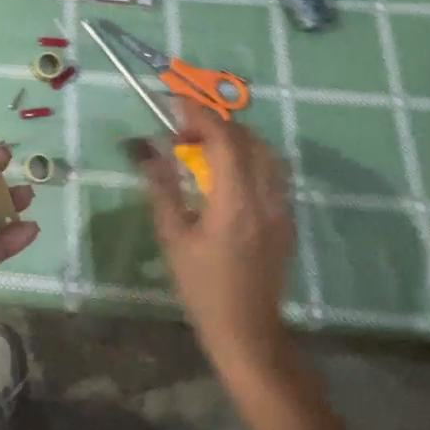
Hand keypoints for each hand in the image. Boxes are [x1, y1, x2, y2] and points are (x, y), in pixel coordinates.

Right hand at [135, 99, 293, 369]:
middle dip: (215, 122)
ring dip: (235, 137)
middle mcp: (264, 197)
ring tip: (204, 143)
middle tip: (182, 127)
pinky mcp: (284, 219)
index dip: (199, 113)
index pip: (224, 139)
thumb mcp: (173, 236)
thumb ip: (161, 186)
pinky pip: (272, 172)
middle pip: (247, 139)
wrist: (247, 331)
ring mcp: (279, 208)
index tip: (175, 98)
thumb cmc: (202, 287)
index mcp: (234, 201)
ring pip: (265, 153)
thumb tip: (145, 148)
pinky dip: (249, 156)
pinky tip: (226, 168)